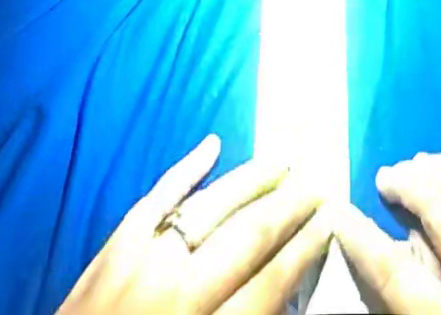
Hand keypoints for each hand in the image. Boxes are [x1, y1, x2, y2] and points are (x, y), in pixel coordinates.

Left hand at [57, 134, 330, 314]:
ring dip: (251, 180)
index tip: (332, 218)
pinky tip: (211, 145)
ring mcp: (140, 267)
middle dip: (291, 207)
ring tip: (283, 160)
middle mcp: (177, 294)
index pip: (272, 280)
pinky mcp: (108, 253)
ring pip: (210, 207)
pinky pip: (153, 201)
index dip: (307, 246)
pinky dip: (183, 171)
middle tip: (320, 183)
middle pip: (249, 236)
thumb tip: (285, 292)